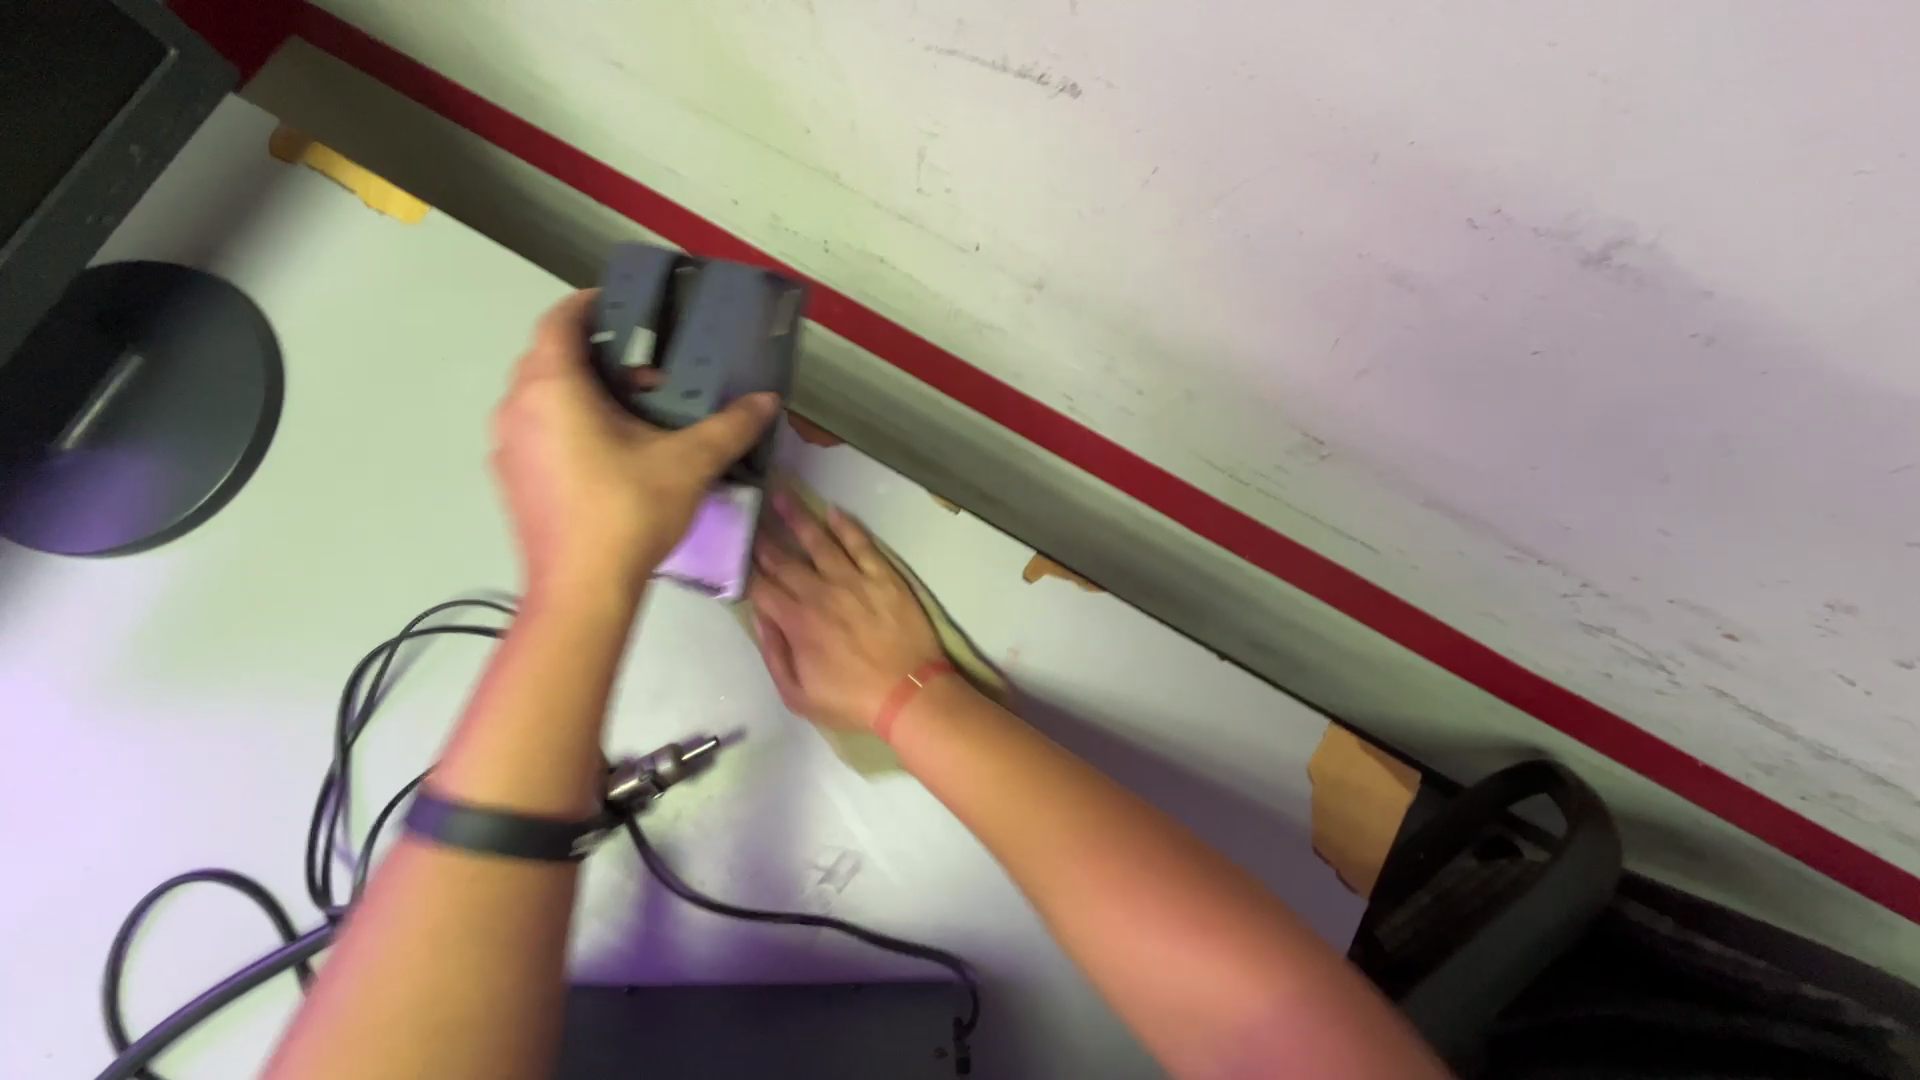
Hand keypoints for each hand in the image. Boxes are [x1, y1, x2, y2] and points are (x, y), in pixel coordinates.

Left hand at [491, 290, 778, 600]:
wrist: (581, 591)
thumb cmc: (628, 513)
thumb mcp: (689, 463)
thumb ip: (730, 426)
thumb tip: (767, 401)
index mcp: (552, 388)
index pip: (560, 321)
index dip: (588, 304)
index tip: (621, 305)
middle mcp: (518, 408)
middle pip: (552, 359)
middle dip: (600, 359)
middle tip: (648, 377)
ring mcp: (508, 447)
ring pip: (544, 399)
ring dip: (585, 395)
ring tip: (635, 417)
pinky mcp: (512, 481)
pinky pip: (539, 432)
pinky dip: (570, 427)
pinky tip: (611, 457)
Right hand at [748, 495, 947, 732]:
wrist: (908, 693)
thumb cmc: (852, 700)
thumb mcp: (797, 695)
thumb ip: (773, 654)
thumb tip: (759, 618)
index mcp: (796, 621)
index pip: (761, 587)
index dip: (744, 567)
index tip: (733, 548)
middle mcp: (820, 593)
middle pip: (784, 558)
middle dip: (763, 535)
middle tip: (749, 511)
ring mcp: (853, 580)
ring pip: (819, 541)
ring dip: (798, 518)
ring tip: (782, 495)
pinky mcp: (883, 576)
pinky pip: (861, 544)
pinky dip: (847, 526)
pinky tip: (834, 511)